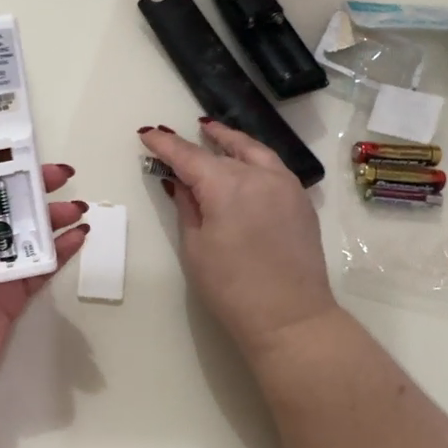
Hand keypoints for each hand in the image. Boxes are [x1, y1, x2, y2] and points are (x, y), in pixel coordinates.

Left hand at [0, 165, 89, 417]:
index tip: (15, 151)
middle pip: (1, 211)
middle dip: (28, 191)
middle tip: (61, 175)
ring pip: (23, 236)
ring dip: (49, 220)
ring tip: (77, 207)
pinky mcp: (11, 299)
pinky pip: (37, 269)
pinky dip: (58, 253)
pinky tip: (76, 238)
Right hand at [139, 121, 337, 354]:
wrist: (289, 316)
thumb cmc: (230, 287)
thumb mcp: (195, 247)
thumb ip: (187, 207)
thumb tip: (179, 183)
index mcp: (227, 186)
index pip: (188, 156)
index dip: (165, 145)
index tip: (146, 134)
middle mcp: (258, 175)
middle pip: (220, 152)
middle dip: (194, 144)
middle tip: (171, 138)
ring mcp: (285, 185)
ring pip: (253, 151)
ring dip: (229, 140)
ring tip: (212, 131)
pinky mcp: (300, 200)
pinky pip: (272, 166)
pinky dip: (252, 156)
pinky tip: (243, 160)